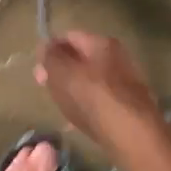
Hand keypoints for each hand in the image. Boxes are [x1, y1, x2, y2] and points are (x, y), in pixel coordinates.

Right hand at [35, 31, 164, 150]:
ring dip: (74, 90)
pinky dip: (87, 106)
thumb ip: (51, 58)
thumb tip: (45, 46)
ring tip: (60, 105)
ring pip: (91, 80)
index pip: (70, 37)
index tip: (38, 69)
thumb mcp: (63, 74)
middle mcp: (118, 57)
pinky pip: (100, 100)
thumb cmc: (93, 98)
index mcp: (103, 43)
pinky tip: (77, 121)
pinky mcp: (129, 105)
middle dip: (62, 71)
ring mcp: (126, 82)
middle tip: (47, 88)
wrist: (132, 134)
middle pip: (82, 59)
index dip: (51, 49)